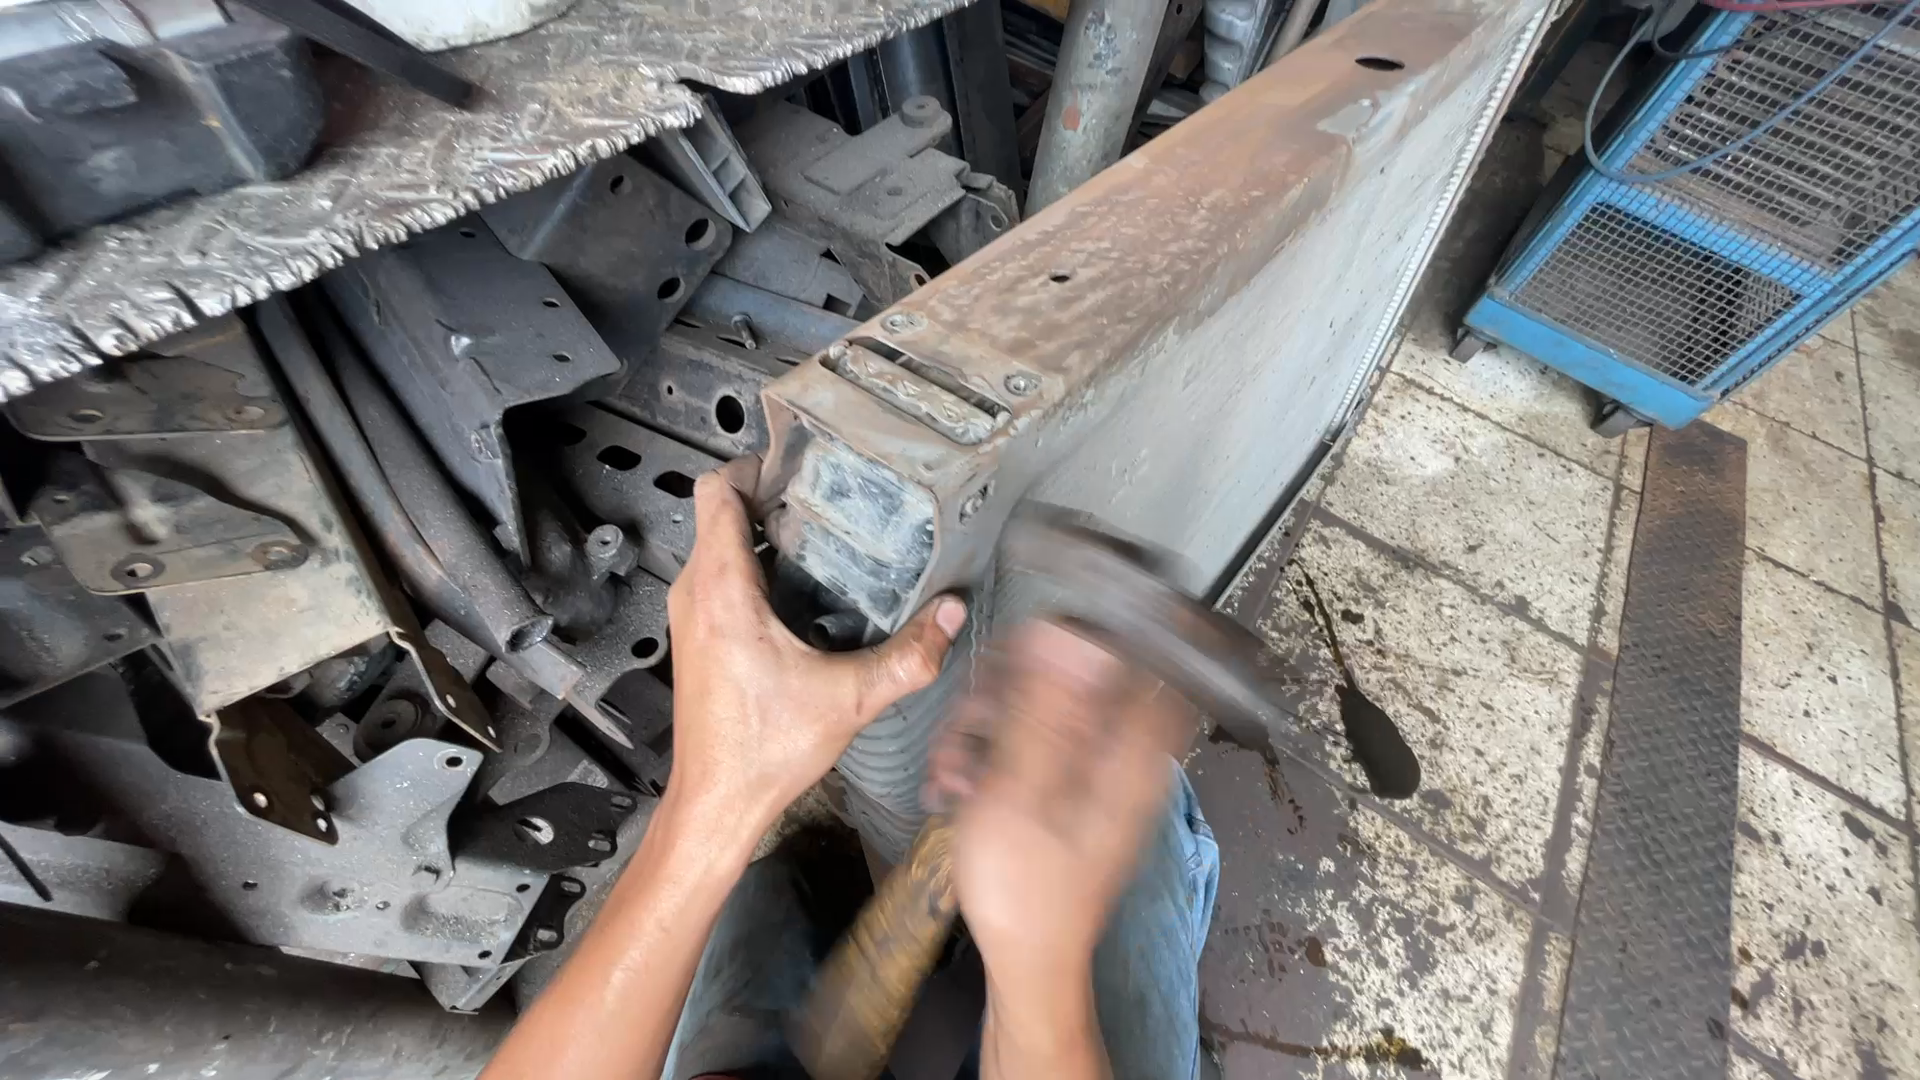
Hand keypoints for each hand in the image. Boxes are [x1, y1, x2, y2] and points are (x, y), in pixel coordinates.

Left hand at [665, 458, 967, 836]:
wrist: (717, 801)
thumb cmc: (763, 751)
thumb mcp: (849, 700)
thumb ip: (908, 658)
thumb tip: (950, 615)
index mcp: (723, 592)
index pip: (717, 492)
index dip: (753, 466)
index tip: (797, 463)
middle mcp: (696, 594)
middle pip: (718, 510)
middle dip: (768, 493)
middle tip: (824, 494)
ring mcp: (692, 614)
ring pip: (716, 541)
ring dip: (759, 527)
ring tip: (818, 531)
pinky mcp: (697, 634)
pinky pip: (716, 571)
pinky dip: (750, 560)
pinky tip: (799, 582)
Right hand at [930, 621, 1192, 984]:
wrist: (1025, 958)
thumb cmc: (1024, 887)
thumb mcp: (1023, 789)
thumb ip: (1043, 708)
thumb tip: (1067, 633)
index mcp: (1130, 749)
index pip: (1136, 655)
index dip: (1079, 636)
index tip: (1021, 652)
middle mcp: (1122, 750)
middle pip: (1071, 676)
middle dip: (1006, 693)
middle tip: (965, 729)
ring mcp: (1096, 767)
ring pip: (1041, 705)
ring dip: (985, 727)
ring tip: (950, 772)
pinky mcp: (1069, 783)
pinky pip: (1033, 739)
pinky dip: (992, 752)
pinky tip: (960, 783)